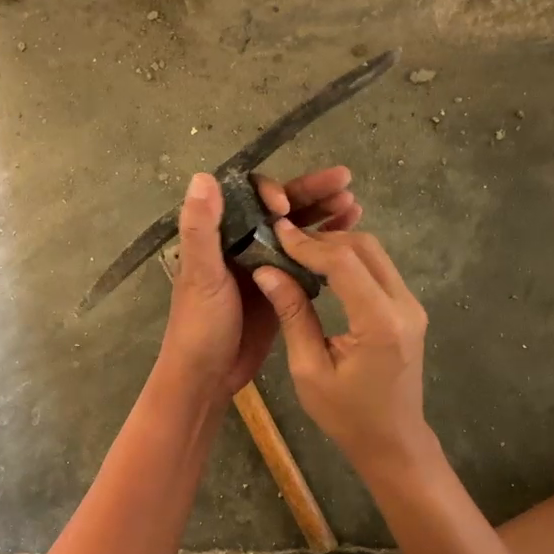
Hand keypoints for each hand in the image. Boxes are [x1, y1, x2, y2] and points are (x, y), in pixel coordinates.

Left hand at [160, 167, 363, 400]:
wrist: (206, 377)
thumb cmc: (199, 325)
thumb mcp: (200, 275)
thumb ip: (201, 228)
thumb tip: (203, 177)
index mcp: (218, 235)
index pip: (248, 196)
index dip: (271, 191)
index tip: (287, 205)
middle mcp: (240, 243)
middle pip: (279, 209)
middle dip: (310, 193)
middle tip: (345, 180)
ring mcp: (262, 266)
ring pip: (296, 231)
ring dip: (323, 214)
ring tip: (355, 203)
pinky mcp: (280, 288)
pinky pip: (304, 259)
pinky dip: (324, 246)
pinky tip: (349, 238)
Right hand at [251, 221, 434, 470]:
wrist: (393, 441)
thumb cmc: (347, 415)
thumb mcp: (309, 369)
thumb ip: (293, 314)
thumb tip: (267, 270)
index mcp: (380, 323)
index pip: (343, 263)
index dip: (308, 244)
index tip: (277, 232)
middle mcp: (404, 306)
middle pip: (365, 247)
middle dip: (322, 238)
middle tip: (284, 239)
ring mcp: (411, 306)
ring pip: (374, 253)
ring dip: (337, 245)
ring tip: (298, 250)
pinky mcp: (408, 309)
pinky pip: (379, 269)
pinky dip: (349, 260)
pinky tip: (321, 267)